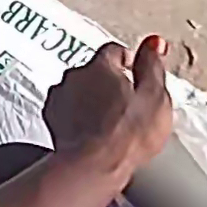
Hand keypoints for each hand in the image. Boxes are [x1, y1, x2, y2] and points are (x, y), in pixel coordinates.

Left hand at [43, 36, 171, 182]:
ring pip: (79, 88)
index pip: (113, 51)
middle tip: (127, 102)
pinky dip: (78, 113)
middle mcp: (74, 75)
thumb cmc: (127, 134)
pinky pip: (67, 106)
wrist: (93, 162)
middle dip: (109, 82)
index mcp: (100, 67)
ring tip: (110, 119)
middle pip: (94, 70)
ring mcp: (59, 94)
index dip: (128, 60)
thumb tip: (154, 43)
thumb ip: (152, 66)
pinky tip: (92, 128)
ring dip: (91, 97)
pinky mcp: (51, 114)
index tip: (135, 71)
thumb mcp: (155, 96)